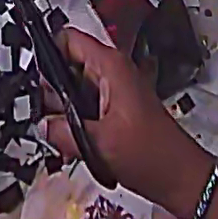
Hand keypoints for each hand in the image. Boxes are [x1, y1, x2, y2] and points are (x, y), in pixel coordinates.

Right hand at [42, 29, 210, 207]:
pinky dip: (77, 117)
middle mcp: (112, 70)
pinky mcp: (116, 105)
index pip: (68, 38)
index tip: (37, 76)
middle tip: (51, 113)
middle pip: (68, 63)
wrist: (180, 180)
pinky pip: (86, 101)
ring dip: (66, 107)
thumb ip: (63, 131)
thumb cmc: (154, 156)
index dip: (48, 52)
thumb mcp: (98, 144)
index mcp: (110, 66)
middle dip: (54, 89)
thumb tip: (42, 125)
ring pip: (75, 85)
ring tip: (63, 131)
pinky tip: (77, 140)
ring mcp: (115, 87)